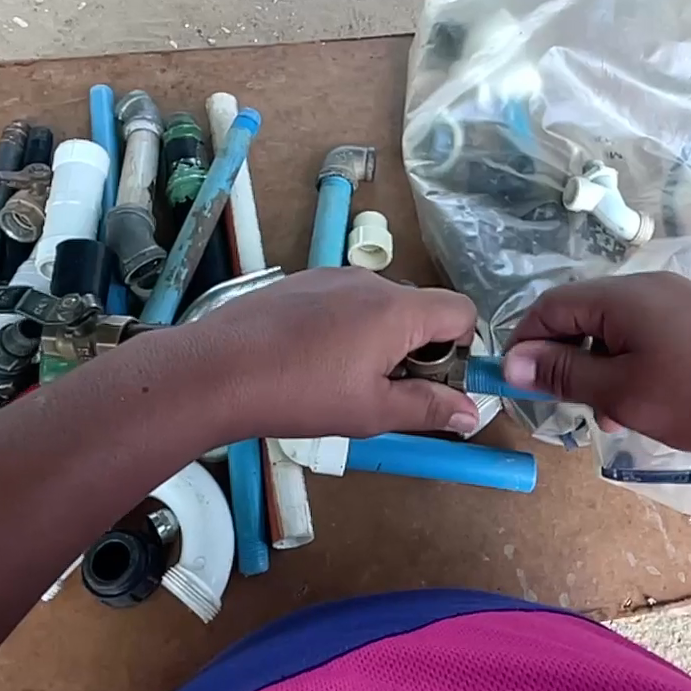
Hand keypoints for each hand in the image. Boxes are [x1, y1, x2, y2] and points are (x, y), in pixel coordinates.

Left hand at [178, 267, 481, 439]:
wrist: (218, 369)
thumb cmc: (300, 393)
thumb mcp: (371, 411)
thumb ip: (428, 408)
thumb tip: (472, 413)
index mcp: (398, 309)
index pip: (462, 310)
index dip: (462, 346)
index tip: (437, 381)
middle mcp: (371, 281)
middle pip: (420, 309)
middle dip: (417, 348)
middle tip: (385, 389)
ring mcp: (333, 276)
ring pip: (381, 305)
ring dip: (381, 339)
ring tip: (343, 378)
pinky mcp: (303, 281)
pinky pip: (345, 300)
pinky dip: (347, 327)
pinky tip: (313, 359)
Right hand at [501, 272, 690, 487]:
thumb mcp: (622, 391)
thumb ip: (563, 372)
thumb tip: (512, 361)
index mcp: (623, 295)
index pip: (551, 305)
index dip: (525, 342)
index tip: (515, 383)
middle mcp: (648, 287)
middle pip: (582, 313)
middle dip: (564, 357)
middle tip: (565, 404)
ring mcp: (678, 302)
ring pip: (614, 328)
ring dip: (598, 366)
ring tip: (609, 414)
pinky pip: (646, 336)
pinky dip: (629, 365)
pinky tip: (642, 403)